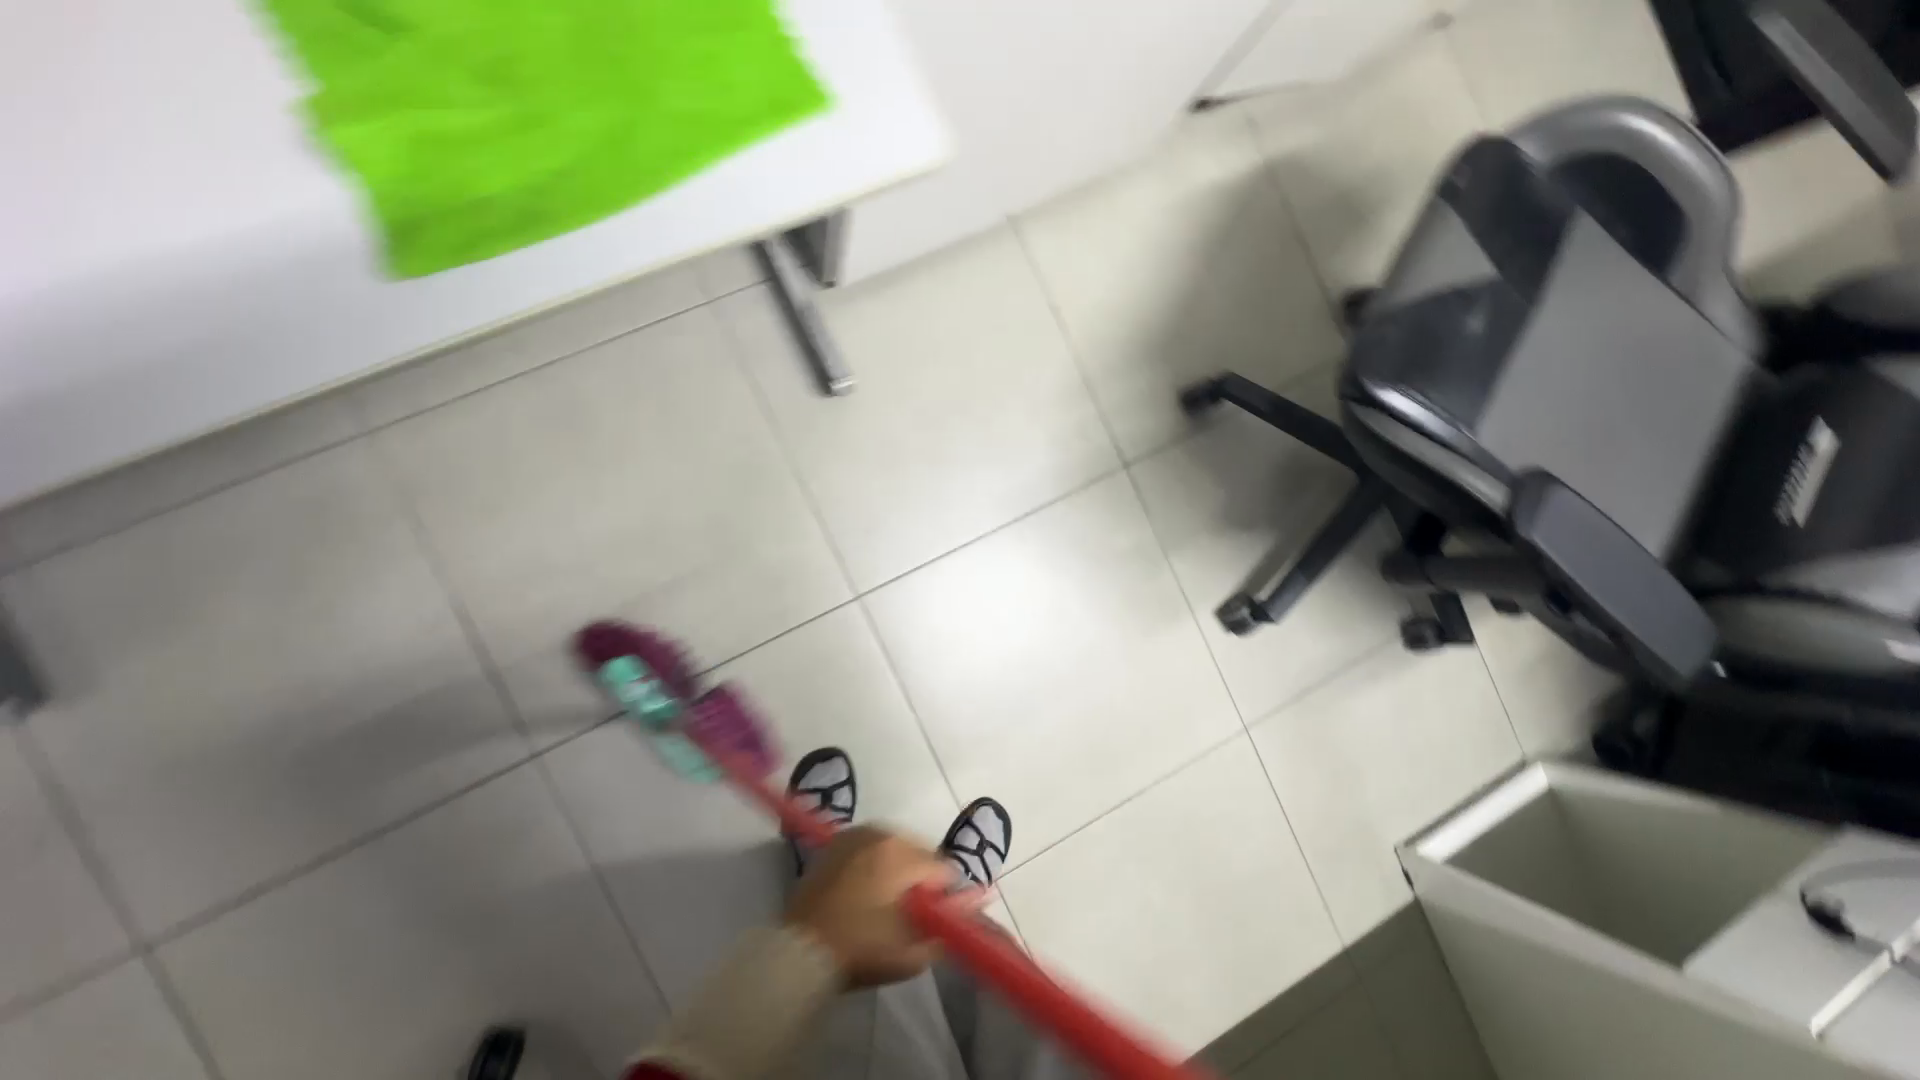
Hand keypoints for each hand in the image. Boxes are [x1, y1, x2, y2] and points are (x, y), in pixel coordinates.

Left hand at [784, 826, 958, 987]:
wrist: (799, 950)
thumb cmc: (858, 949)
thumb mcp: (908, 954)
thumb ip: (943, 934)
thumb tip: (958, 919)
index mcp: (900, 854)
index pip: (942, 868)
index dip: (946, 894)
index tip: (938, 916)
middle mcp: (879, 834)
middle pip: (918, 850)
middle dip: (922, 876)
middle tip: (914, 909)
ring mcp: (853, 836)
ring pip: (892, 845)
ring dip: (898, 866)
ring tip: (889, 899)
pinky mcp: (833, 845)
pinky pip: (868, 848)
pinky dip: (875, 862)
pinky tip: (868, 889)